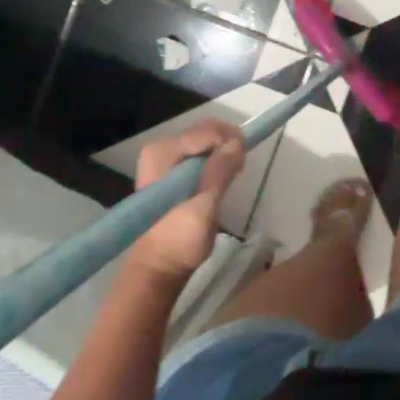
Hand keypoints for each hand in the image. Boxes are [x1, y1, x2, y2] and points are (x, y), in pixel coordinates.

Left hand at [129, 120, 245, 281]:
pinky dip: (215, 163)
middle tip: (238, 173)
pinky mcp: (171, 169)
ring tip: (229, 179)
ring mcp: (164, 158)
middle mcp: (160, 148)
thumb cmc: (178, 241)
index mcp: (162, 153)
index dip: (230, 142)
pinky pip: (201, 154)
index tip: (243, 165)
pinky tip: (217, 183)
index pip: (207, 131)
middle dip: (227, 147)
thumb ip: (219, 173)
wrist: (157, 267)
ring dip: (223, 156)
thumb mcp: (203, 209)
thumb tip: (238, 142)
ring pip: (206, 142)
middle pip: (206, 132)